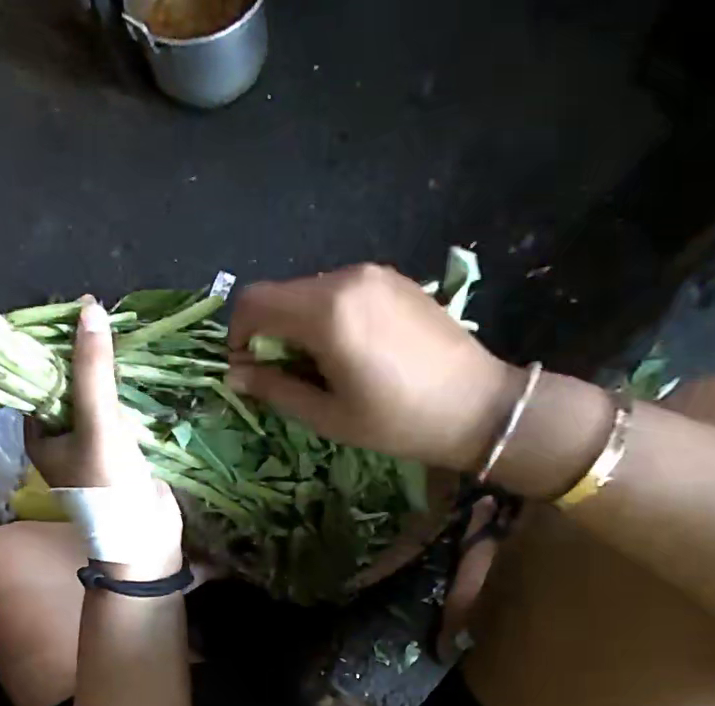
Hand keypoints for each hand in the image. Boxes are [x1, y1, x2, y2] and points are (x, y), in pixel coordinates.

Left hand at [29, 298, 183, 577]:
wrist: (146, 538)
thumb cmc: (110, 485)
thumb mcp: (99, 422)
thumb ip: (94, 370)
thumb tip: (89, 309)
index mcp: (40, 430)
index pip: (41, 375)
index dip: (57, 343)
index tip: (78, 310)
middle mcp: (62, 434)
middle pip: (73, 383)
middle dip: (90, 356)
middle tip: (108, 318)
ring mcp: (94, 442)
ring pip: (101, 396)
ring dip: (114, 374)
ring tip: (129, 336)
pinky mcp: (123, 450)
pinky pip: (124, 413)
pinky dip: (133, 395)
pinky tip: (146, 373)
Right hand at [225, 264, 522, 472]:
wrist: (479, 407)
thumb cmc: (400, 422)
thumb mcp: (330, 416)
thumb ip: (276, 389)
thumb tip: (235, 375)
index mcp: (326, 312)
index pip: (253, 301)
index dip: (237, 334)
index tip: (248, 368)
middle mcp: (347, 278)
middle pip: (282, 293)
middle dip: (270, 331)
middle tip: (288, 374)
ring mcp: (375, 274)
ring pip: (312, 290)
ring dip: (301, 323)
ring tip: (326, 365)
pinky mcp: (396, 279)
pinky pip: (344, 289)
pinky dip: (331, 314)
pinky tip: (356, 349)